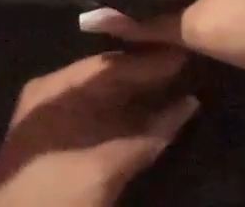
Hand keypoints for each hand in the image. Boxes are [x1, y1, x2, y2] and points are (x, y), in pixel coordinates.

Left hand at [0, 48, 199, 206]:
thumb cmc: (53, 194)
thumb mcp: (102, 168)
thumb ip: (145, 137)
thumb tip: (188, 105)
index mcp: (56, 89)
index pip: (109, 64)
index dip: (147, 61)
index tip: (184, 52)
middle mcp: (56, 98)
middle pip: (109, 80)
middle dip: (148, 79)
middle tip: (190, 69)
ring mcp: (59, 125)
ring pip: (108, 104)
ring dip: (142, 101)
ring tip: (182, 90)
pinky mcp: (66, 151)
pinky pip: (103, 125)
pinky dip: (130, 124)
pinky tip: (157, 123)